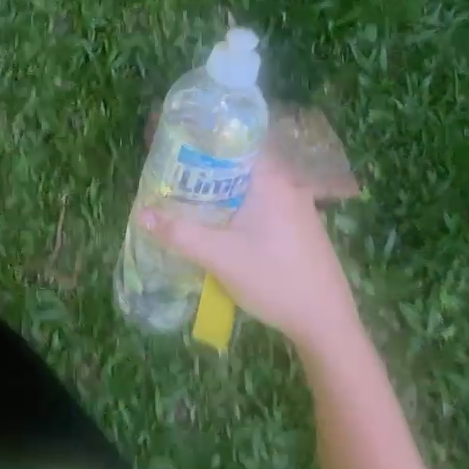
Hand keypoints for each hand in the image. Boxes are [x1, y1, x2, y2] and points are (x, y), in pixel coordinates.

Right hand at [136, 151, 360, 353]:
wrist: (328, 326)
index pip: (233, 143)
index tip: (175, 148)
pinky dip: (239, 210)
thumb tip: (140, 213)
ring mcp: (300, 210)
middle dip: (205, 171)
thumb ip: (178, 233)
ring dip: (222, 193)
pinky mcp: (302, 231)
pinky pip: (263, 207)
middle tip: (174, 179)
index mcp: (271, 181)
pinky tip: (223, 230)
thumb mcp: (219, 257)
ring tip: (190, 203)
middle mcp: (288, 187)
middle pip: (239, 166)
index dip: (202, 142)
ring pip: (250, 189)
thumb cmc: (274, 280)